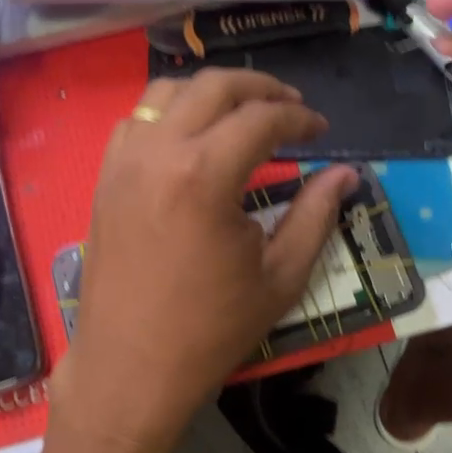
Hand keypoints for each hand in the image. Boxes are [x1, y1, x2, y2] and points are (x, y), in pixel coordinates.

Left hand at [58, 70, 359, 452]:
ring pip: (167, 90)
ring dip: (210, 92)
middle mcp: (158, 151)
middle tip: (290, 107)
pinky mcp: (105, 175)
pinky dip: (168, 111)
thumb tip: (346, 173)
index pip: (261, 118)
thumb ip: (316, 216)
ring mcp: (124, 160)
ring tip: (241, 113)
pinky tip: (190, 135)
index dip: (298, 118)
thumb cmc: (209, 329)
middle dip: (259, 88)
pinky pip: (136, 119)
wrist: (129, 366)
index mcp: (203, 174)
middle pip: (213, 86)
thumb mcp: (280, 277)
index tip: (320, 131)